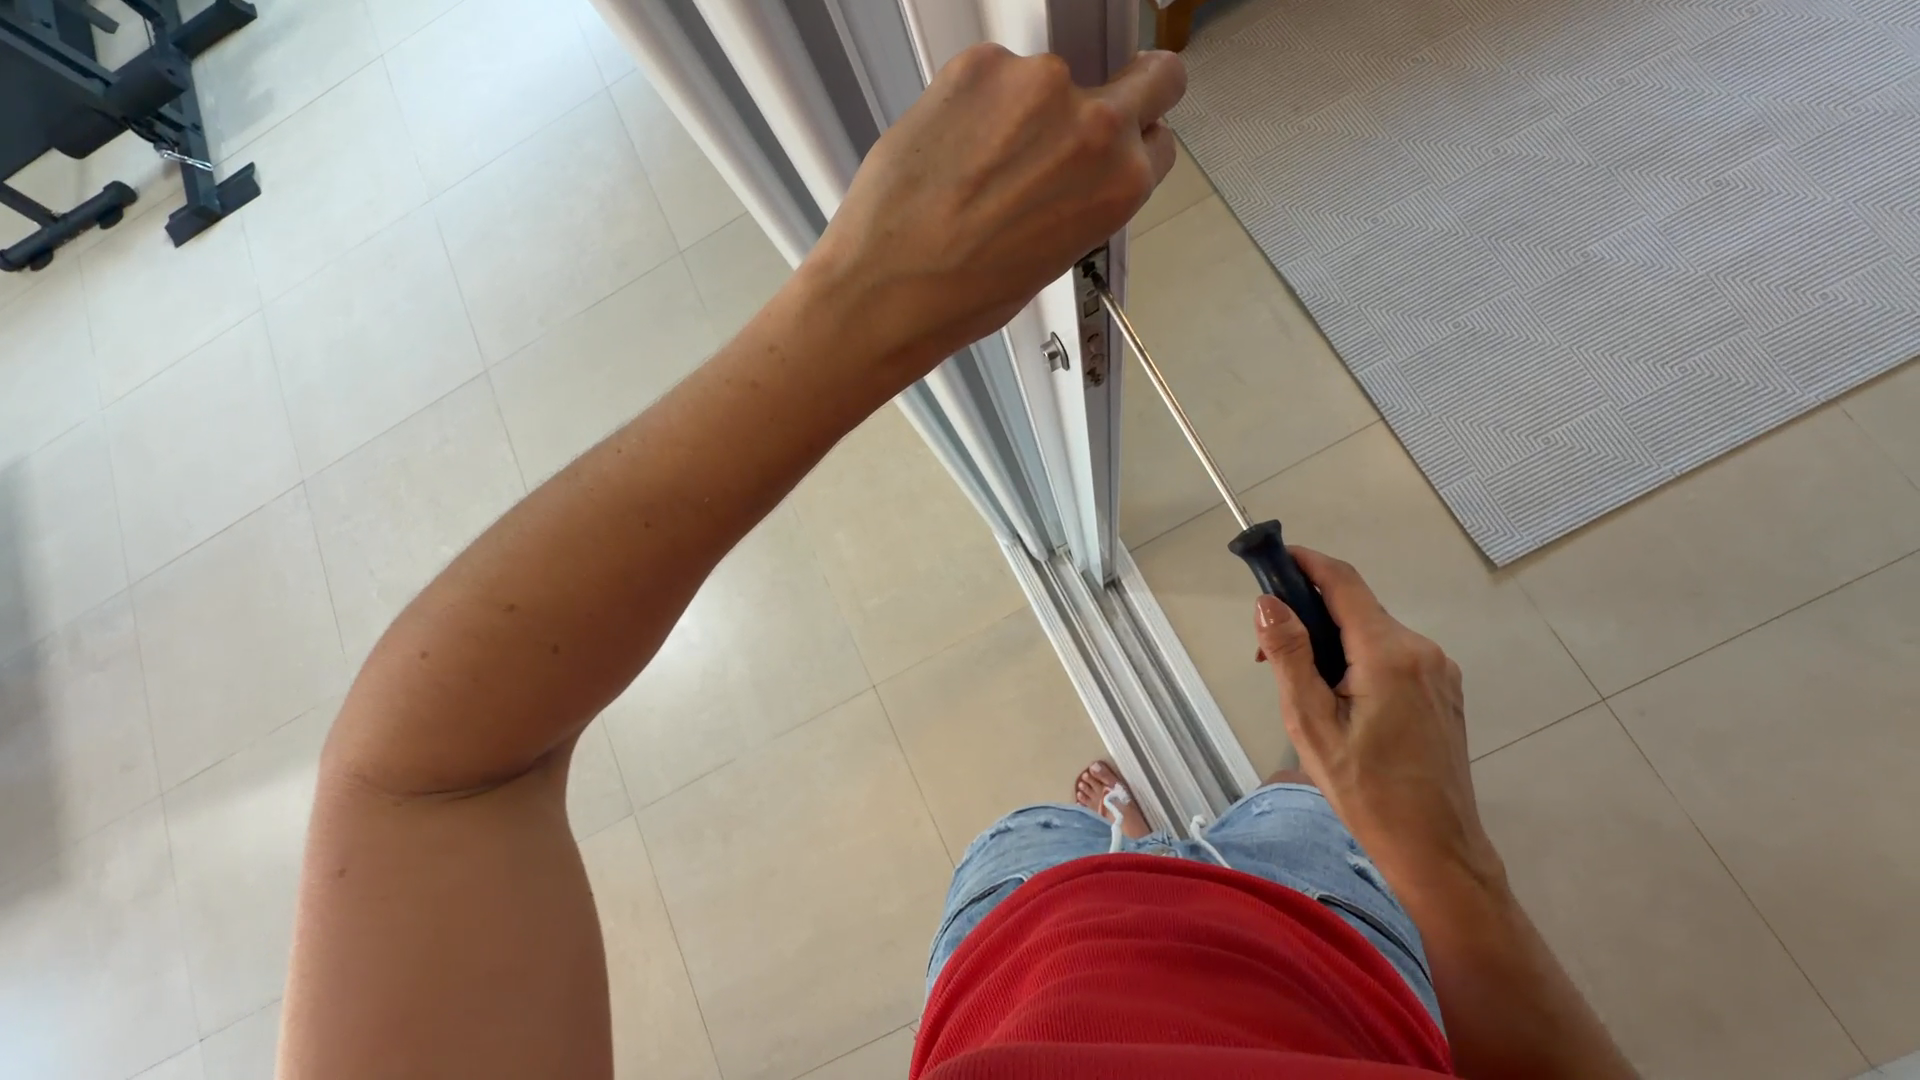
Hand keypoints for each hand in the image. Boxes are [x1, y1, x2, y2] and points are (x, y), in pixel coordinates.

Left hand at [805, 43, 1185, 374]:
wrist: (889, 285)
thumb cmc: (964, 294)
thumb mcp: (1054, 258)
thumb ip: (1085, 199)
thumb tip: (1078, 173)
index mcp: (1120, 184)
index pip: (1160, 136)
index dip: (1136, 142)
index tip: (1118, 143)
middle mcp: (1094, 124)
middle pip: (1149, 73)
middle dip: (1129, 90)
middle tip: (1078, 124)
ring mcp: (1037, 84)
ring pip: (1054, 79)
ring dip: (1026, 109)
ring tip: (979, 164)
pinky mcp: (980, 65)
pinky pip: (995, 73)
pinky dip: (978, 102)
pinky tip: (952, 149)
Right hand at [1252, 548, 1505, 900]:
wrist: (1436, 847)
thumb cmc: (1365, 790)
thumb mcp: (1311, 723)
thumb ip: (1290, 656)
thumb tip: (1267, 603)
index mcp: (1389, 653)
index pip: (1343, 582)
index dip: (1305, 562)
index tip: (1271, 558)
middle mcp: (1421, 650)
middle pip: (1356, 608)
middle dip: (1308, 615)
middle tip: (1267, 654)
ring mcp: (1438, 670)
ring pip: (1372, 633)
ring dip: (1331, 642)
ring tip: (1300, 687)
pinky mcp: (1443, 690)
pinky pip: (1391, 655)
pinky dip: (1356, 660)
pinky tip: (1339, 699)